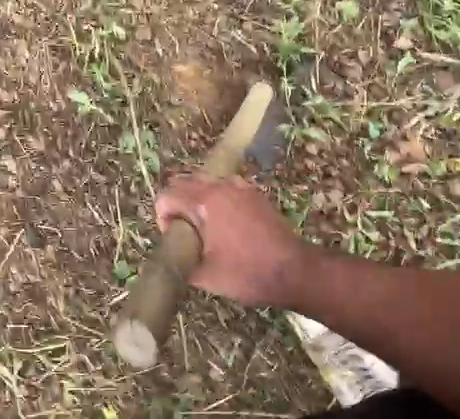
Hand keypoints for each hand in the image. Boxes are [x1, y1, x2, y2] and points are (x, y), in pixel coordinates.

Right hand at [155, 173, 310, 306]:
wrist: (297, 272)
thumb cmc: (248, 273)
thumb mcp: (207, 277)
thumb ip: (182, 264)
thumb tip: (173, 261)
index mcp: (204, 201)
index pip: (167, 196)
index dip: (162, 217)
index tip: (175, 239)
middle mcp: (219, 186)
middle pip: (184, 183)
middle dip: (178, 205)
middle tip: (186, 232)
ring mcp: (240, 187)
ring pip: (206, 182)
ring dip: (198, 199)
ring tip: (206, 227)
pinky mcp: (255, 194)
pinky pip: (226, 187)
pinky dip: (218, 199)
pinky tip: (228, 224)